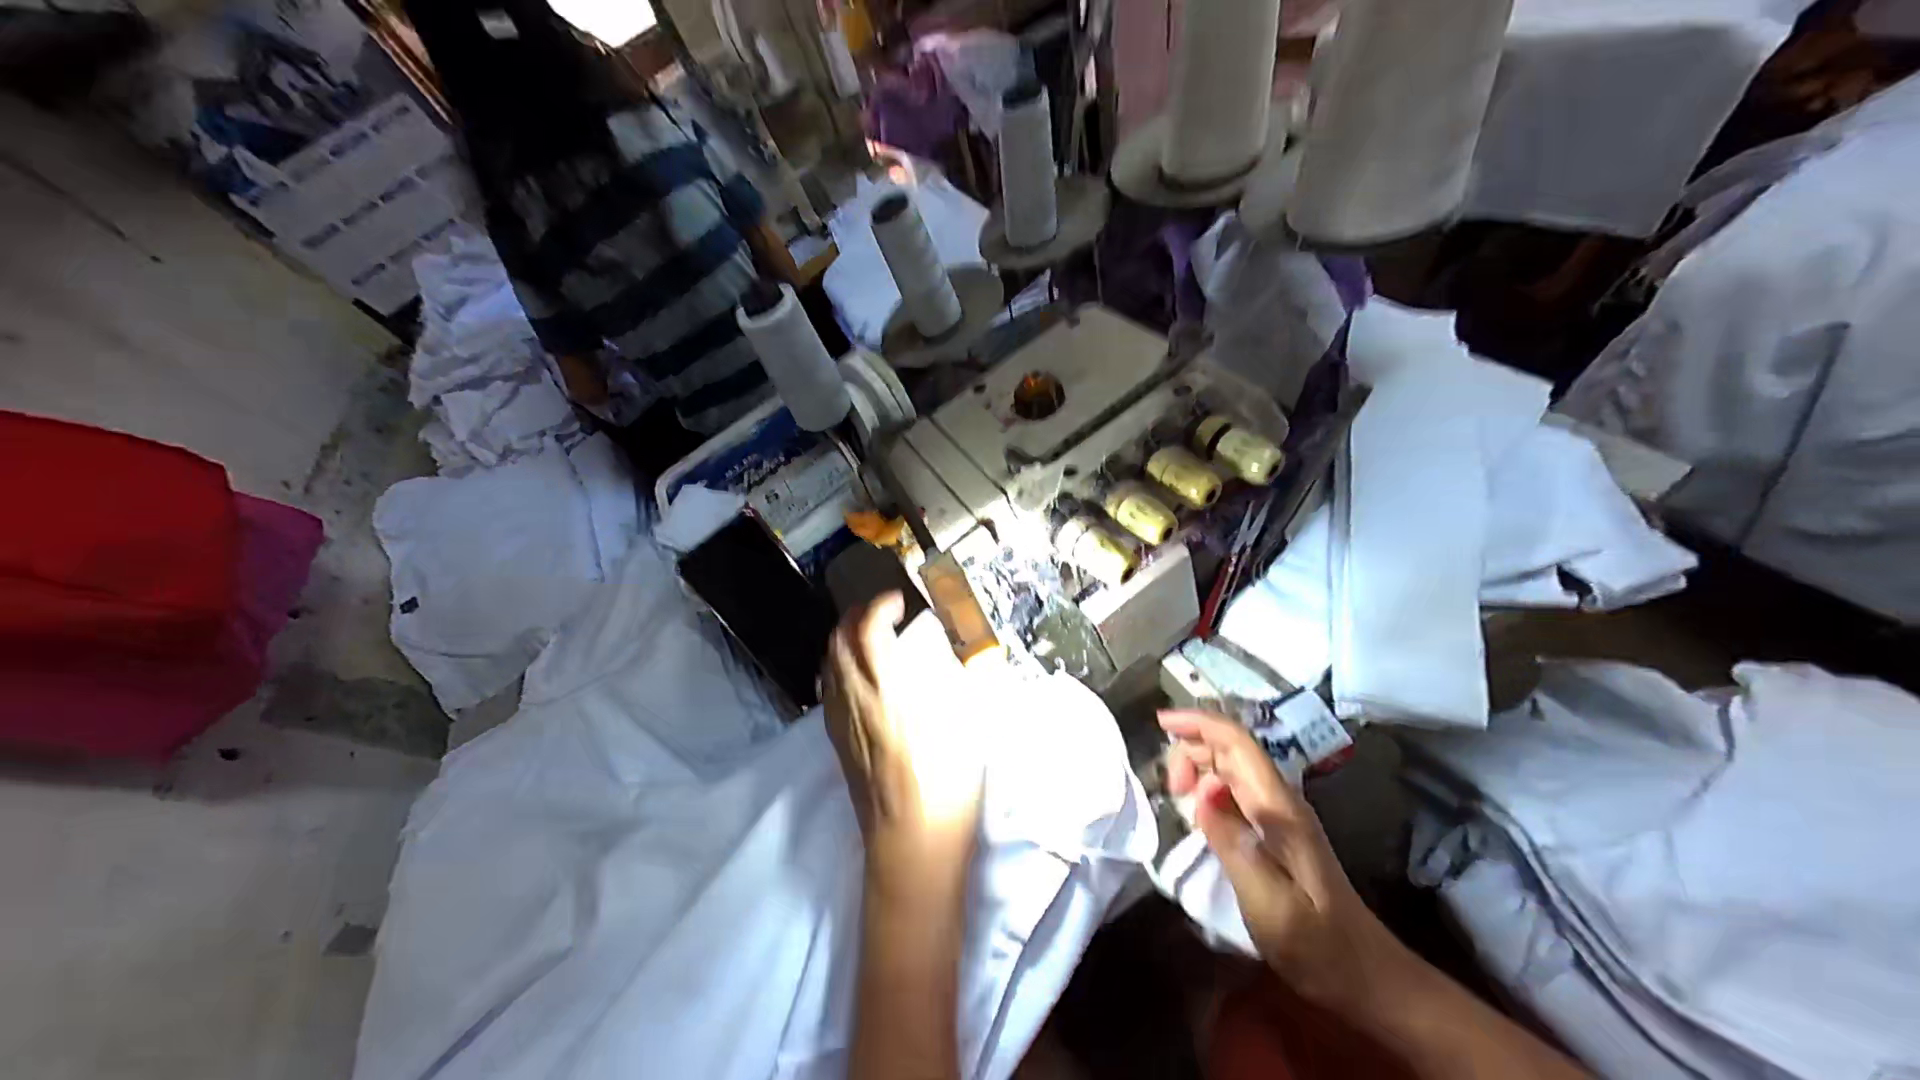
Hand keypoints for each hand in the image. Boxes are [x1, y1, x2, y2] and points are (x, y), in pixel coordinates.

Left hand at [822, 593, 983, 868]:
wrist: (910, 845)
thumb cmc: (946, 790)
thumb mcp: (962, 727)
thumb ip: (947, 684)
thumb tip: (939, 657)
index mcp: (887, 694)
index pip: (866, 631)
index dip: (878, 607)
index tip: (897, 602)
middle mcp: (854, 702)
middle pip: (837, 641)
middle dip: (855, 616)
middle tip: (882, 612)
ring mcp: (840, 722)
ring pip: (828, 664)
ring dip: (844, 639)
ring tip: (871, 637)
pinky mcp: (836, 741)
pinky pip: (828, 688)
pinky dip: (839, 667)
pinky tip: (861, 676)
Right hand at [1160, 709, 1408, 1010]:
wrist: (1363, 977)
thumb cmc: (1315, 943)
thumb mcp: (1268, 899)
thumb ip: (1232, 840)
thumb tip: (1201, 788)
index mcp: (1279, 807)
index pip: (1236, 742)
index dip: (1198, 722)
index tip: (1160, 721)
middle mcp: (1278, 800)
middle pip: (1230, 747)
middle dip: (1191, 749)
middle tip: (1170, 790)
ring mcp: (1277, 815)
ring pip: (1229, 766)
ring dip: (1196, 767)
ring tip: (1177, 801)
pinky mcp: (1273, 831)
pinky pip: (1232, 790)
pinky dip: (1205, 787)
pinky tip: (1194, 811)